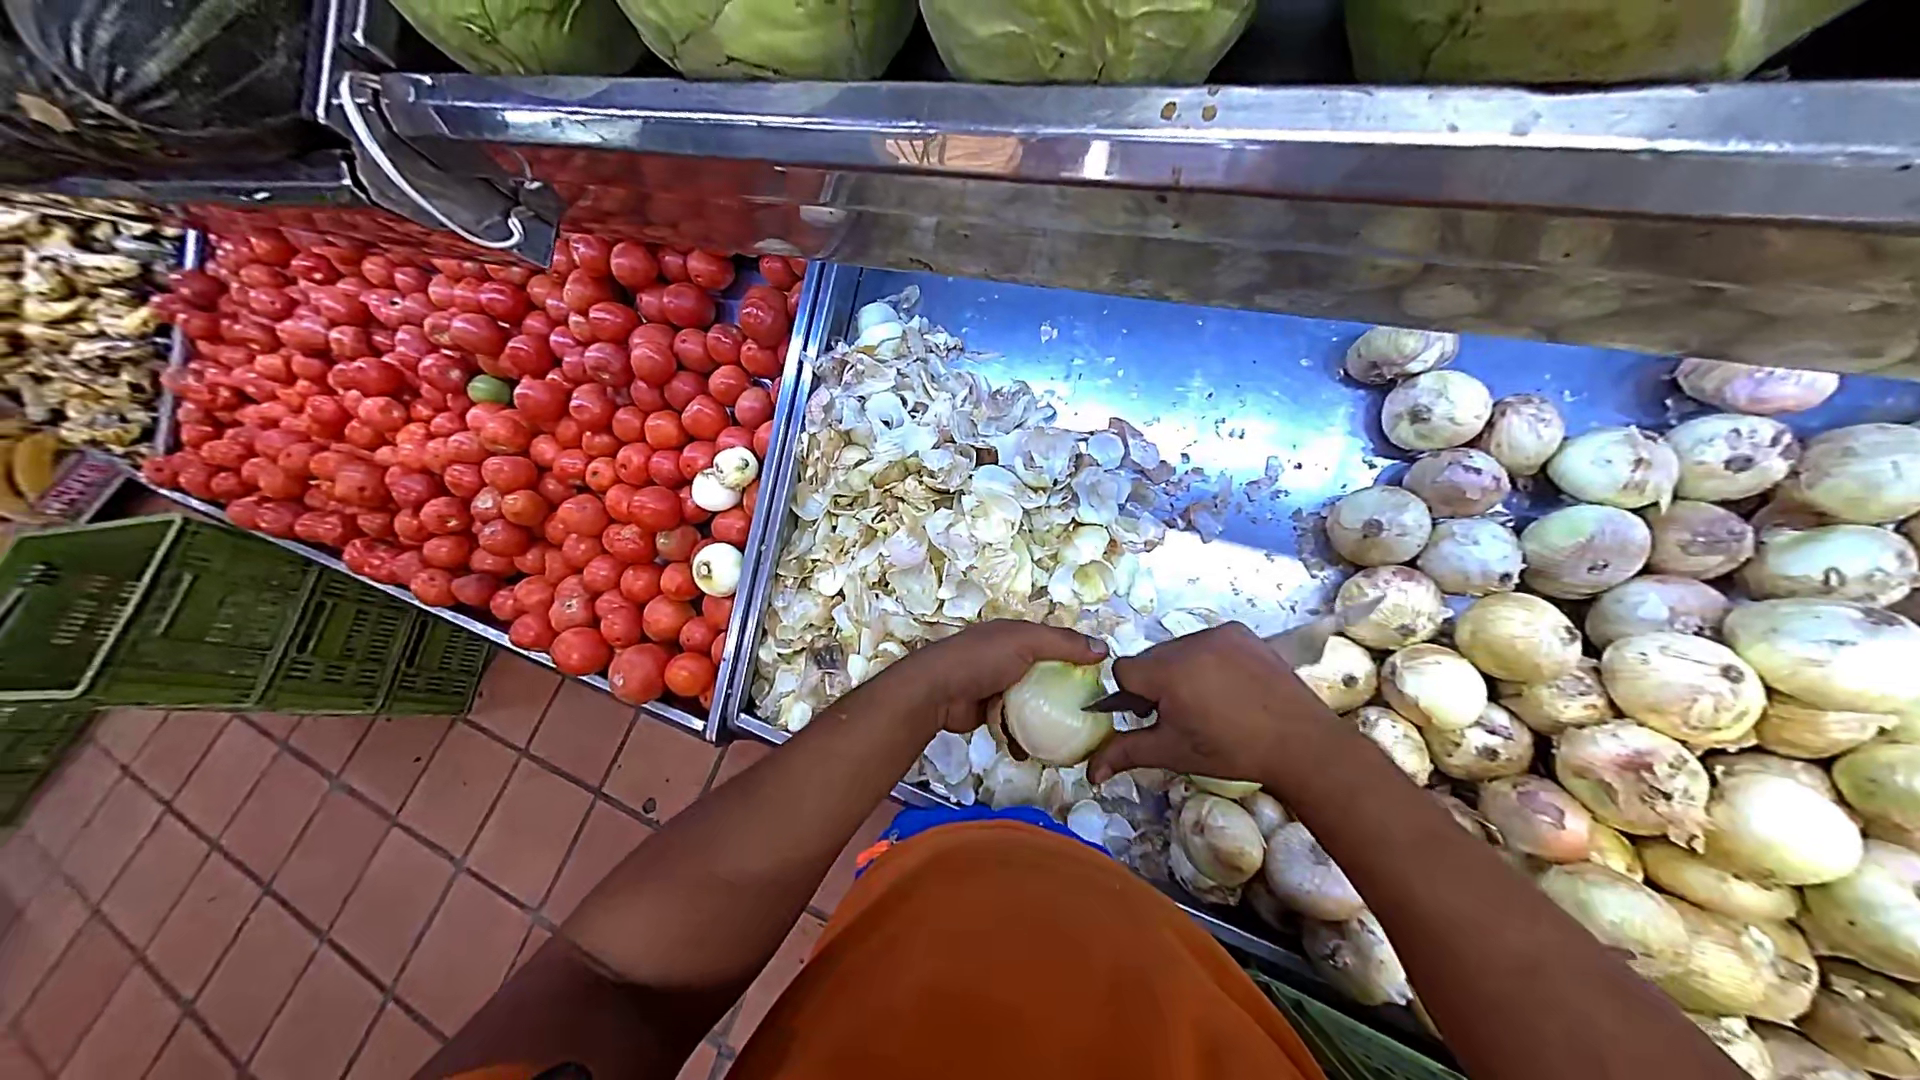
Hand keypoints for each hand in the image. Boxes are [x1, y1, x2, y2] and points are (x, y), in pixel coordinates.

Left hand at [874, 619, 1106, 735]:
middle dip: (1062, 695)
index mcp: (1015, 635)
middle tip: (1085, 716)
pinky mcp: (987, 711)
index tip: (1099, 681)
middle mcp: (1007, 658)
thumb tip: (1103, 649)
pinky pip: (1013, 724)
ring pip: (1030, 704)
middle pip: (1044, 676)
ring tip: (1065, 739)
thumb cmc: (981, 659)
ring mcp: (996, 686)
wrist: (936, 691)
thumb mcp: (1026, 642)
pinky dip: (1021, 736)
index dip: (1076, 659)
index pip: (1055, 644)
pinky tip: (1032, 749)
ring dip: (1043, 721)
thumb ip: (1063, 644)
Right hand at [1087, 622, 1343, 784]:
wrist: (1300, 742)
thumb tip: (1089, 772)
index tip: (1156, 715)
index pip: (1124, 670)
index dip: (1134, 695)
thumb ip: (1125, 753)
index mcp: (1167, 672)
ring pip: (1177, 649)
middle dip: (1158, 683)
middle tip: (1184, 713)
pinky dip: (1209, 658)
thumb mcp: (1172, 752)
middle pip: (1151, 659)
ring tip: (1210, 700)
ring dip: (1182, 669)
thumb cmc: (1230, 751)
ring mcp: (1216, 633)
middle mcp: (1188, 643)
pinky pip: (1206, 641)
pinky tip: (1229, 684)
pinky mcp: (1239, 631)